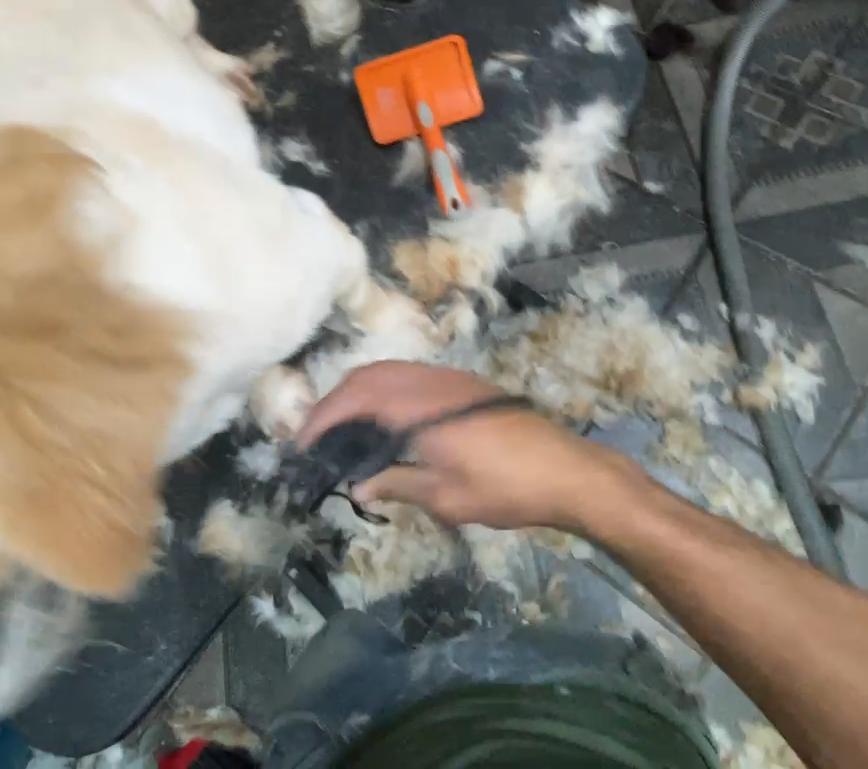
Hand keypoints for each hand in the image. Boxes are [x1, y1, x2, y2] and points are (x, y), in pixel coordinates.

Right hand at [296, 361, 640, 531]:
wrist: (567, 470)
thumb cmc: (504, 487)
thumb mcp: (445, 496)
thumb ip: (396, 485)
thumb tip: (358, 487)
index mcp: (417, 404)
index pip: (354, 399)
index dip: (322, 418)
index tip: (301, 443)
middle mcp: (428, 380)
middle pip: (366, 376)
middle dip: (335, 401)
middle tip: (318, 436)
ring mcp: (447, 378)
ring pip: (388, 372)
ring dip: (359, 393)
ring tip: (345, 429)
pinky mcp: (462, 384)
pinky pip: (408, 376)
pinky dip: (383, 391)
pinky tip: (384, 421)